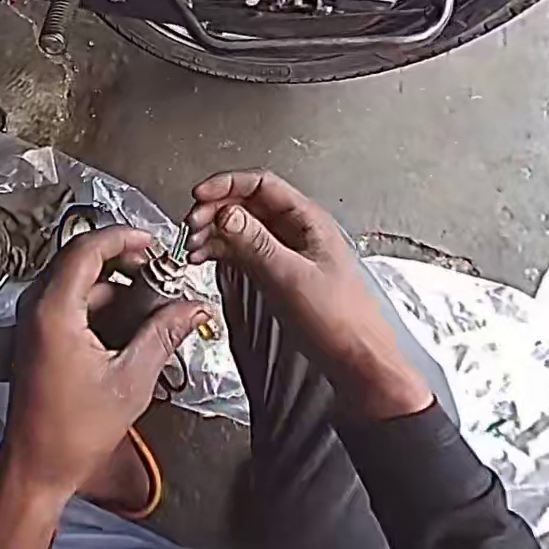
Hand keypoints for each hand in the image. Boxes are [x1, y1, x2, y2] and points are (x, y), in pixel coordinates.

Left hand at [0, 226, 208, 548]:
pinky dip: (101, 301)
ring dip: (114, 281)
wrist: (35, 467)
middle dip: (122, 258)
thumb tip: (193, 308)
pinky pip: (71, 299)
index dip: (122, 237)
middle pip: (81, 259)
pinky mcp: (39, 332)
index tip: (152, 241)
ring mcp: (35, 319)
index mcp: (54, 311)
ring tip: (151, 298)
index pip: (86, 249)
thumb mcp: (131, 380)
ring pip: (78, 279)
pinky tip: (129, 321)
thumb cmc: (73, 432)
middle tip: (157, 269)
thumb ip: (163, 335)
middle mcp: (37, 307)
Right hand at [185, 170, 433, 422]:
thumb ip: (255, 242)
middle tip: (192, 225)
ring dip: (213, 231)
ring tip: (193, 245)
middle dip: (214, 210)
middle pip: (246, 203)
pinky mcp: (275, 270)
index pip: (261, 185)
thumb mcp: (290, 276)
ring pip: (239, 227)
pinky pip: (240, 249)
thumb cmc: (339, 321)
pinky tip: (203, 257)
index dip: (226, 185)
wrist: (356, 363)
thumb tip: (225, 212)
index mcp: (307, 221)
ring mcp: (284, 250)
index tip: (199, 196)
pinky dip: (219, 250)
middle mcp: (295, 230)